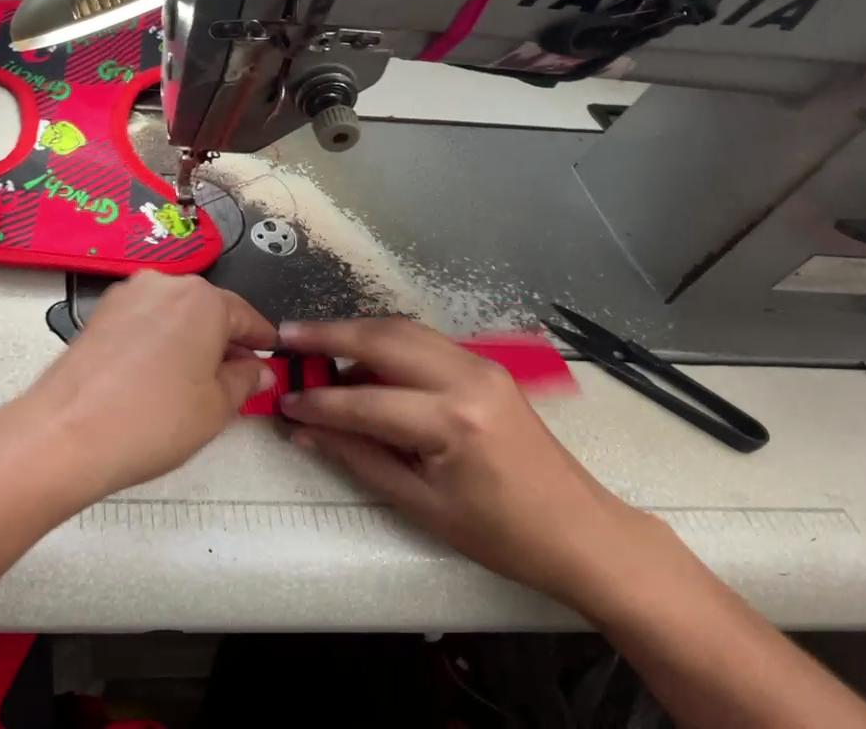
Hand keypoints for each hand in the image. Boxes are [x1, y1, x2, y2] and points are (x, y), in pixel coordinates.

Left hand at [11, 271, 276, 500]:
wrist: (67, 432)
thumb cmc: (154, 419)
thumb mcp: (216, 408)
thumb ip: (244, 381)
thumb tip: (258, 369)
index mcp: (202, 298)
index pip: (245, 315)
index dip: (261, 341)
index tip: (271, 359)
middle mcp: (164, 284)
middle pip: (206, 310)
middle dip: (223, 341)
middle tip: (235, 380)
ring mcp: (125, 296)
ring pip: (172, 314)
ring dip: (189, 340)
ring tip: (194, 383)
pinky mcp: (98, 314)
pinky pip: (143, 322)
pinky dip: (157, 342)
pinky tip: (158, 377)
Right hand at [278, 317, 669, 605]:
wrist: (583, 533)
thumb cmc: (502, 534)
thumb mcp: (421, 504)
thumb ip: (358, 458)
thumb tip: (303, 432)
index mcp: (453, 420)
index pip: (364, 401)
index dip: (317, 402)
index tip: (282, 400)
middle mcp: (467, 378)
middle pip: (382, 340)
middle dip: (328, 335)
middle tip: (285, 337)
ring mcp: (481, 366)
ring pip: (402, 330)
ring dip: (355, 332)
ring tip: (313, 341)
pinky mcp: (486, 368)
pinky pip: (424, 342)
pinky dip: (385, 342)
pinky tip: (361, 358)